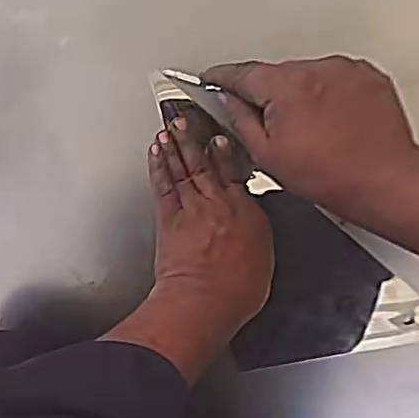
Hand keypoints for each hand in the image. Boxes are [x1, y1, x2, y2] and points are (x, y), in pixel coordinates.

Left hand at [148, 120, 274, 332]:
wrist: (204, 300)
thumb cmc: (235, 290)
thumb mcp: (261, 257)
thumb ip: (253, 234)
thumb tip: (249, 231)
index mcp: (245, 212)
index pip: (237, 173)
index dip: (227, 152)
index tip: (222, 137)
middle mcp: (218, 204)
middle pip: (205, 163)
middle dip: (194, 138)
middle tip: (186, 117)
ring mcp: (191, 208)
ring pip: (183, 168)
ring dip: (174, 145)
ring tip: (169, 127)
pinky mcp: (168, 218)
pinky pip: (163, 184)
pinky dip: (159, 165)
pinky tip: (156, 153)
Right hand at [201, 56, 418, 213]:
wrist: (382, 180)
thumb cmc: (330, 174)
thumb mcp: (265, 154)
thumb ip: (240, 119)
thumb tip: (228, 101)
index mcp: (289, 86)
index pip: (243, 72)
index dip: (221, 77)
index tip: (211, 79)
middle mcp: (319, 70)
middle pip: (275, 74)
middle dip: (265, 94)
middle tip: (266, 127)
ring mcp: (346, 71)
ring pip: (304, 75)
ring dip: (296, 95)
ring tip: (304, 131)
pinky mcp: (368, 77)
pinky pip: (332, 79)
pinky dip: (323, 95)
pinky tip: (325, 124)